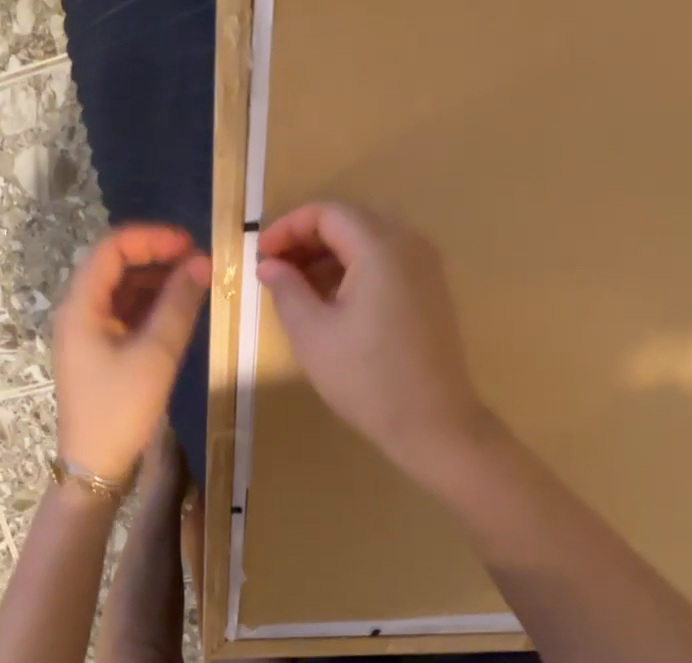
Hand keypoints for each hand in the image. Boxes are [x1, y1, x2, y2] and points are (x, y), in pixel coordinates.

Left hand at [53, 225, 211, 482]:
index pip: (112, 249)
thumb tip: (202, 262)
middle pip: (115, 267)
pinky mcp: (99, 354)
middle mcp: (78, 313)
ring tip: (197, 285)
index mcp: (80, 307)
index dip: (152, 238)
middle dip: (157, 258)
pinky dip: (151, 308)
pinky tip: (179, 312)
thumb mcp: (155, 355)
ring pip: (122, 292)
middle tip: (199, 263)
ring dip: (156, 283)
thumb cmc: (120, 410)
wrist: (94, 467)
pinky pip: (124, 317)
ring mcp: (87, 335)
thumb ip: (179, 304)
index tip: (191, 243)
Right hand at [257, 202, 489, 468]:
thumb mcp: (312, 334)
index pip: (328, 213)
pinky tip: (329, 300)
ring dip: (328, 255)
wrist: (431, 420)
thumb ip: (287, 290)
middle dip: (307, 239)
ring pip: (368, 240)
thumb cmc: (365, 378)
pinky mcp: (429, 290)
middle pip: (350, 221)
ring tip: (294, 287)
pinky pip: (386, 261)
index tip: (261, 255)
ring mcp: (425, 266)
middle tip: (273, 269)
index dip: (288, 227)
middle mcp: (409, 244)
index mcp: (381, 247)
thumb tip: (269, 265)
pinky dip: (352, 269)